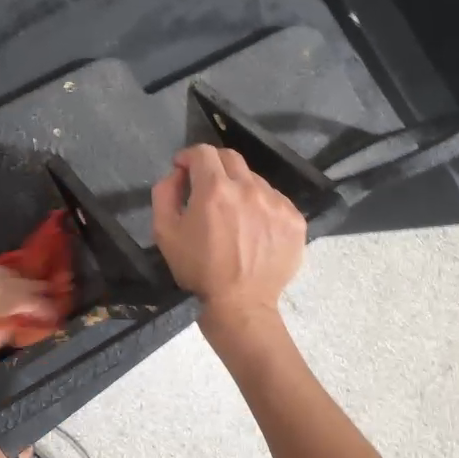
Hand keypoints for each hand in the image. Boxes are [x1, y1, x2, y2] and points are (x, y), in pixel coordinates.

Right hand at [150, 145, 306, 318]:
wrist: (239, 305)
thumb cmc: (197, 270)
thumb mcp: (164, 232)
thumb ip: (164, 193)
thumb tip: (177, 174)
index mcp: (215, 190)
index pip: (203, 152)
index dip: (189, 156)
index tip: (183, 169)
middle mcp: (249, 189)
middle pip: (231, 158)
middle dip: (213, 166)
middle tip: (205, 187)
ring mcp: (277, 203)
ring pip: (254, 180)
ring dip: (239, 188)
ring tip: (232, 215)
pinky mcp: (295, 220)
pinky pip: (274, 201)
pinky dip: (260, 207)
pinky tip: (253, 229)